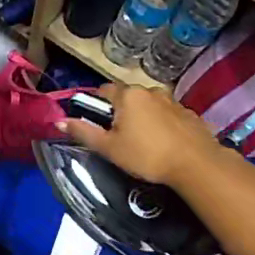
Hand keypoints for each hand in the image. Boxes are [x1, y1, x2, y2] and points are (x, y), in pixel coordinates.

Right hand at [58, 83, 223, 188]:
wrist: (195, 164)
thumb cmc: (146, 155)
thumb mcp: (109, 147)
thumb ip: (83, 132)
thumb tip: (58, 121)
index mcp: (128, 95)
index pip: (103, 90)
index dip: (96, 105)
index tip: (98, 125)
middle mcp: (150, 90)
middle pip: (127, 96)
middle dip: (120, 112)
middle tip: (118, 138)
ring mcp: (172, 100)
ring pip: (148, 105)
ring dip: (142, 117)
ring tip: (142, 142)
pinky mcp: (188, 113)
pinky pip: (167, 114)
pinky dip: (161, 123)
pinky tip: (162, 143)